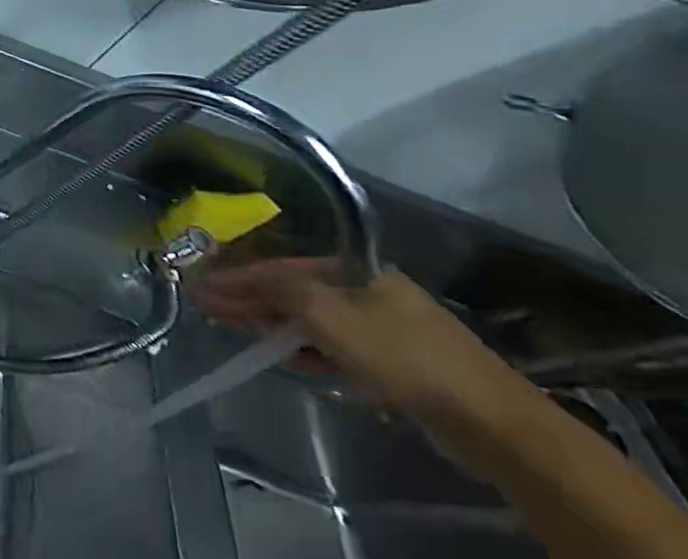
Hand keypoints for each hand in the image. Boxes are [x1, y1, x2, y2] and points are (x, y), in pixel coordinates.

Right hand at [189, 259, 518, 414]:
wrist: (486, 418)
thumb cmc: (400, 355)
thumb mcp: (329, 315)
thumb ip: (281, 290)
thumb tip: (243, 277)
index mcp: (353, 269)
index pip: (280, 267)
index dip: (237, 277)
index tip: (201, 287)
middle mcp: (365, 289)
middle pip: (294, 290)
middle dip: (250, 299)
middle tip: (208, 310)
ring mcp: (381, 324)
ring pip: (312, 319)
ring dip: (273, 325)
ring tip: (238, 333)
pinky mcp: (392, 359)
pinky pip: (333, 345)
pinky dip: (306, 349)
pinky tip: (288, 359)